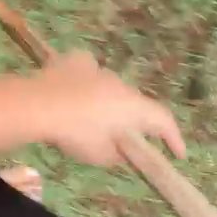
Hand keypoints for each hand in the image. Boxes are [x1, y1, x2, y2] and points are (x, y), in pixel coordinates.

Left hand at [32, 51, 186, 166]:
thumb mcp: (99, 155)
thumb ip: (117, 154)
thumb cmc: (74, 133)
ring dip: (108, 100)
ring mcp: (98, 69)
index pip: (163, 120)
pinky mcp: (76, 61)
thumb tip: (121, 152)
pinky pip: (88, 69)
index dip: (174, 138)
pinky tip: (75, 88)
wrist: (39, 104)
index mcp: (133, 107)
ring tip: (93, 115)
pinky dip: (86, 79)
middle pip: (134, 103)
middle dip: (133, 119)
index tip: (177, 153)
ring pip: (111, 85)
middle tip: (125, 135)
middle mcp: (121, 84)